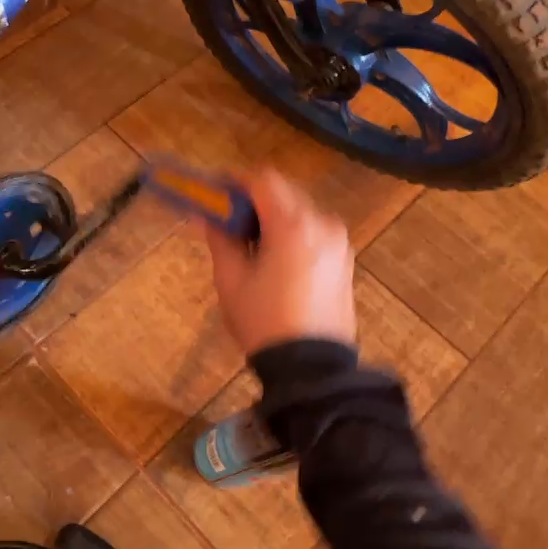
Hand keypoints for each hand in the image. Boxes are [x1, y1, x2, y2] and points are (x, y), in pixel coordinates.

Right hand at [204, 169, 355, 353]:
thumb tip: (204, 215)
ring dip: (271, 216)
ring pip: (298, 211)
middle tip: (225, 219)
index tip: (212, 193)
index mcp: (293, 226)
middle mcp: (322, 225)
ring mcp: (337, 243)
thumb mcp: (231, 279)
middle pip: (282, 192)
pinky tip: (271, 258)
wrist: (311, 367)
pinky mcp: (343, 260)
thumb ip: (220, 238)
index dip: (234, 181)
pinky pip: (312, 231)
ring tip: (247, 243)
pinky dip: (289, 232)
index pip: (263, 180)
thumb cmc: (263, 321)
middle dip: (251, 199)